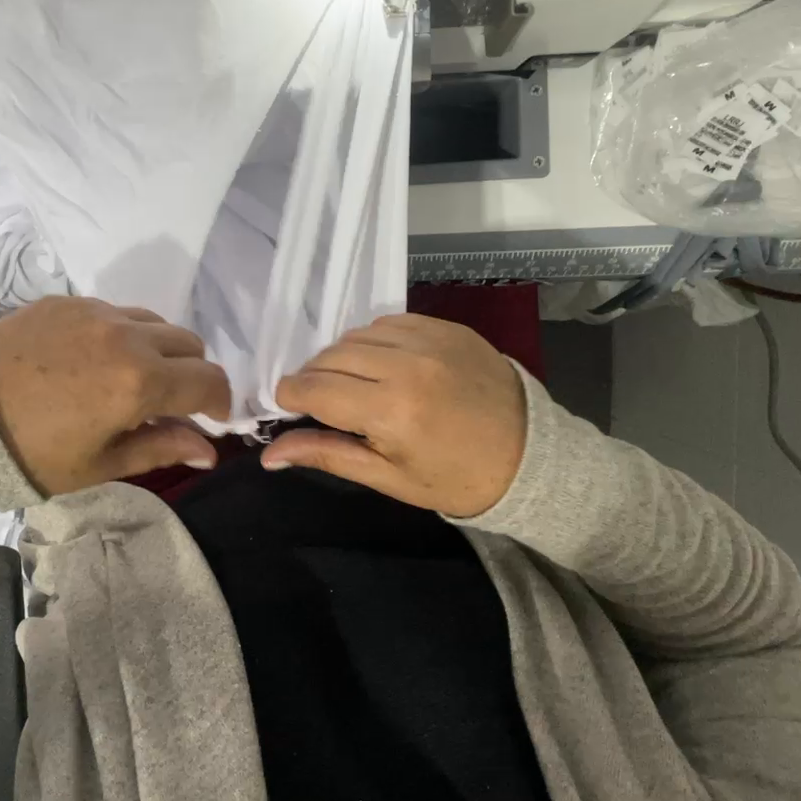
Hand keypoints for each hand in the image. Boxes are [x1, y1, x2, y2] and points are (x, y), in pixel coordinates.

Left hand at [0, 297, 229, 495]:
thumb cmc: (33, 454)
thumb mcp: (101, 464)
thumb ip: (162, 448)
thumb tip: (209, 451)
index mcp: (139, 381)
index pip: (209, 380)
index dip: (219, 401)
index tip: (211, 418)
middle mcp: (126, 336)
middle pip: (189, 344)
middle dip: (190, 374)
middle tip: (168, 402)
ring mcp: (95, 312)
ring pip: (154, 322)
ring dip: (158, 349)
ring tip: (130, 377)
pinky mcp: (67, 300)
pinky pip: (115, 311)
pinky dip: (122, 334)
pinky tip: (94, 359)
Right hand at [261, 314, 527, 517]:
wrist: (532, 457)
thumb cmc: (454, 479)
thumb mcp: (388, 477)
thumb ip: (326, 455)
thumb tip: (269, 456)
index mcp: (390, 412)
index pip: (314, 389)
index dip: (290, 395)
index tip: (287, 405)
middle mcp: (406, 366)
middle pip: (329, 357)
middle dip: (313, 377)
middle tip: (321, 401)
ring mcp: (429, 340)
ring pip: (356, 335)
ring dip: (342, 357)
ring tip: (355, 383)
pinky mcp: (446, 327)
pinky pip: (389, 321)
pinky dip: (374, 340)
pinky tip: (384, 363)